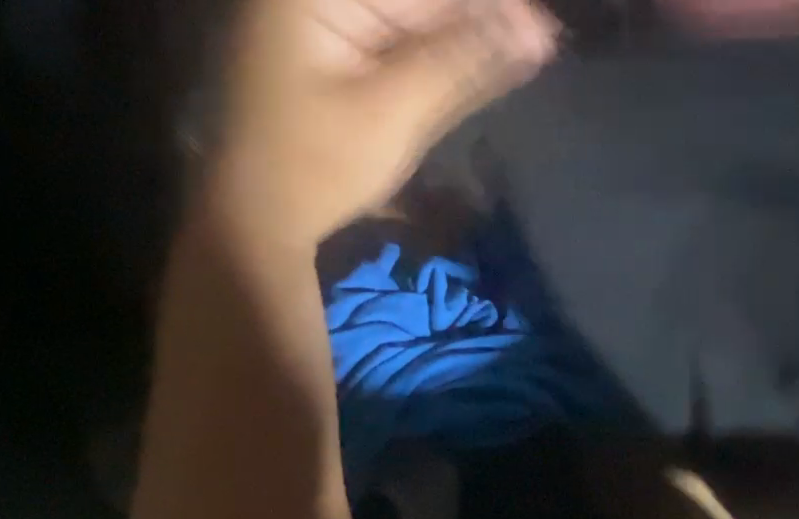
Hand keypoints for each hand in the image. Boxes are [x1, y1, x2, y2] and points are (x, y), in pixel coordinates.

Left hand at [211, 0, 557, 247]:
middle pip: (421, 2)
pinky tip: (485, 65)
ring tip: (527, 53)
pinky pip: (401, 39)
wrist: (257, 218)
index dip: (488, 6)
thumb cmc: (315, 167)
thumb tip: (537, 30)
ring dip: (468, 39)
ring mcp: (327, 19)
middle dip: (482, 19)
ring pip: (417, 18)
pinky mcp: (338, 51)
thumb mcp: (393, 113)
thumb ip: (462, 64)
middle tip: (541, 44)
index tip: (542, 30)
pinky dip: (441, 57)